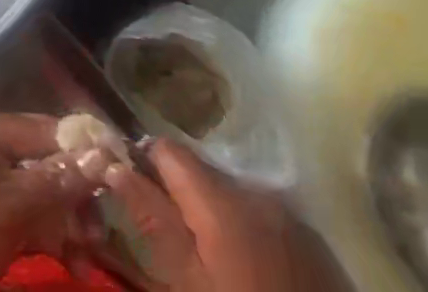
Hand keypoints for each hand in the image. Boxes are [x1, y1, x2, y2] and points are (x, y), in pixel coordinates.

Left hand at [0, 103, 94, 291]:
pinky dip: (50, 232)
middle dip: (79, 194)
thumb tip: (104, 156)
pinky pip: (26, 209)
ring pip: (41, 188)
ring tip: (93, 250)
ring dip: (69, 219)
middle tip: (106, 227)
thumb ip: (61, 179)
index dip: (86, 150)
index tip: (125, 171)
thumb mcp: (16, 203)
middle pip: (46, 158)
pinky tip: (76, 261)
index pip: (47, 129)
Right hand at [100, 139, 339, 291]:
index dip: (143, 163)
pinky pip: (261, 213)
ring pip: (230, 191)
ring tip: (209, 256)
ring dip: (211, 211)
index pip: (166, 148)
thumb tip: (115, 166)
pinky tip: (246, 267)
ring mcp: (291, 213)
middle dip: (178, 192)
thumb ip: (152, 219)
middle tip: (169, 236)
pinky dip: (243, 227)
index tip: (132, 192)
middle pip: (199, 169)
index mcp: (222, 198)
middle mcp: (256, 190)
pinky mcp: (313, 239)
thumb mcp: (187, 282)